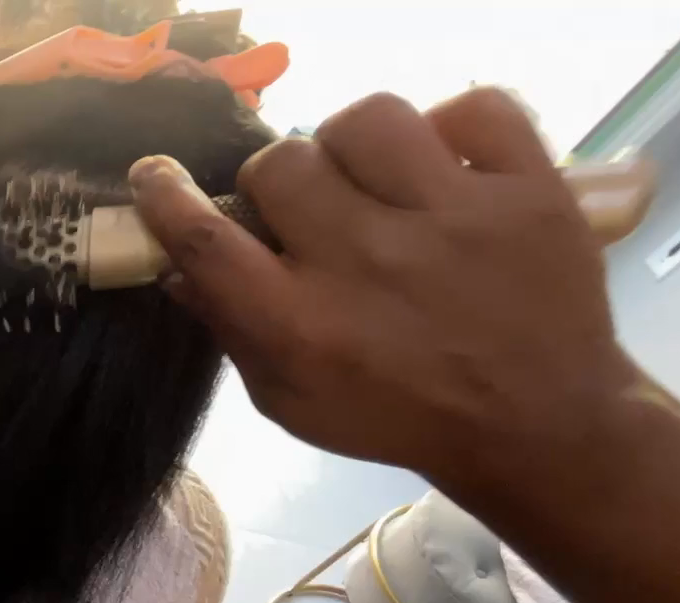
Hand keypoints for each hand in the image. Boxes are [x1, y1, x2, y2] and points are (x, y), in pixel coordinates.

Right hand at [130, 87, 644, 490]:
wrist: (529, 419)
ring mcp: (451, 218)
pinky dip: (442, 125)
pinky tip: (431, 164)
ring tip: (359, 176)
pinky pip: (472, 106)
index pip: (208, 242)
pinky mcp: (526, 189)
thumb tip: (179, 270)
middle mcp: (362, 262)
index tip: (150, 173)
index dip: (166, 199)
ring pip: (365, 121)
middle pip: (279, 168)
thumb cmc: (383, 414)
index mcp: (296, 323)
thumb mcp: (283, 397)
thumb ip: (232, 330)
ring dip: (342, 144)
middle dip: (268, 182)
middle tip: (291, 209)